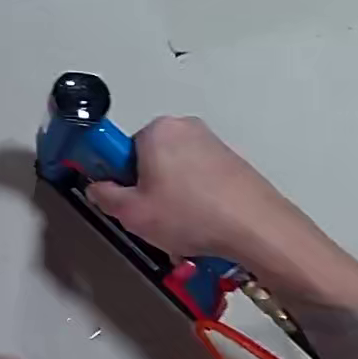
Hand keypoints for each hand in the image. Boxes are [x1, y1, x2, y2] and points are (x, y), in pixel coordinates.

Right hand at [87, 116, 342, 285]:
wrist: (257, 230)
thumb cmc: (196, 215)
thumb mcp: (131, 213)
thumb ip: (104, 196)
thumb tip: (100, 190)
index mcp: (157, 130)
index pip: (116, 146)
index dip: (112, 173)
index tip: (114, 191)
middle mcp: (185, 128)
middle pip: (145, 158)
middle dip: (143, 186)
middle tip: (147, 214)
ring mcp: (211, 144)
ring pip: (172, 171)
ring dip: (168, 196)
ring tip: (176, 225)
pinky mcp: (230, 163)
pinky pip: (196, 179)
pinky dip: (192, 200)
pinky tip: (197, 225)